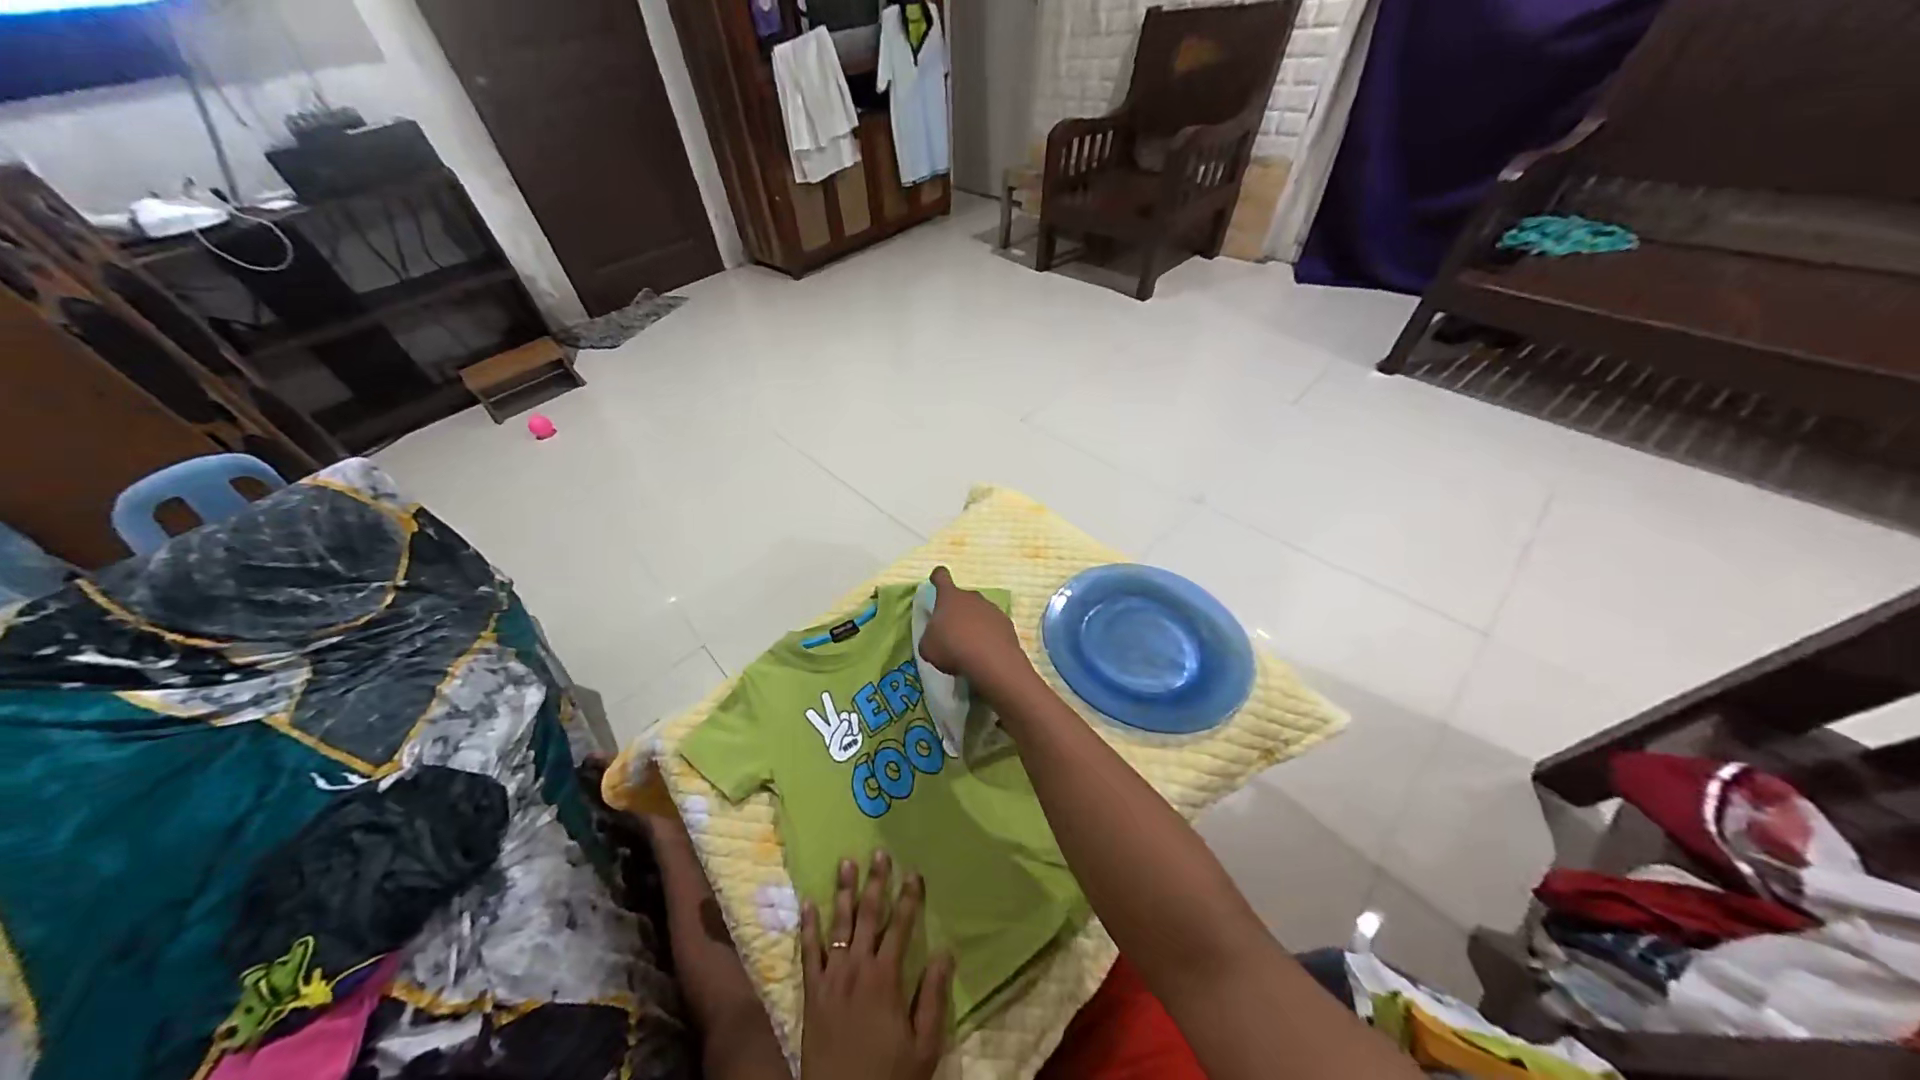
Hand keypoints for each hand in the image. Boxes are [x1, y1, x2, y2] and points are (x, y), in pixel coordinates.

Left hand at [800, 851, 952, 1079]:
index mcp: (886, 978)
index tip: (914, 872)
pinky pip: (808, 952)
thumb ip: (933, 996)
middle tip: (879, 852)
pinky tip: (808, 903)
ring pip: (838, 925)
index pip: (901, 926)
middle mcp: (857, 968)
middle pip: (868, 915)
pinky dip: (808, 926)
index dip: (909, 898)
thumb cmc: (889, 1078)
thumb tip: (946, 951)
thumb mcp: (924, 1045)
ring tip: (846, 862)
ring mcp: (831, 978)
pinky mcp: (811, 992)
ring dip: (843, 892)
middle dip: (876, 882)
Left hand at [804, 689, 864, 761]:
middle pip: (831, 714)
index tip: (807, 710)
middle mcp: (837, 728)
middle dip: (828, 704)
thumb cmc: (842, 756)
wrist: (857, 761)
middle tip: (824, 693)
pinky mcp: (857, 728)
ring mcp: (847, 727)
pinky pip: (854, 720)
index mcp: (829, 734)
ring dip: (845, 722)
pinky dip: (854, 725)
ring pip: (845, 715)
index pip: (820, 725)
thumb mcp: (836, 748)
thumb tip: (846, 717)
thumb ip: (839, 732)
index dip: (814, 718)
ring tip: (846, 731)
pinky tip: (854, 732)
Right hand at [917, 567, 1030, 696]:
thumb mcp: (928, 646)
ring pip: (980, 612)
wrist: (991, 661)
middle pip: (963, 598)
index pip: (941, 577)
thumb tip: (934, 638)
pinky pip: (994, 626)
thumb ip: (930, 637)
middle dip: (957, 611)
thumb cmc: (952, 647)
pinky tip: (985, 652)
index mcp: (950, 597)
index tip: (936, 581)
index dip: (938, 577)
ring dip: (974, 624)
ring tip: (969, 646)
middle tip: (952, 632)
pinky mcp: (1007, 624)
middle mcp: (972, 598)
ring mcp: (992, 609)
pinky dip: (989, 636)